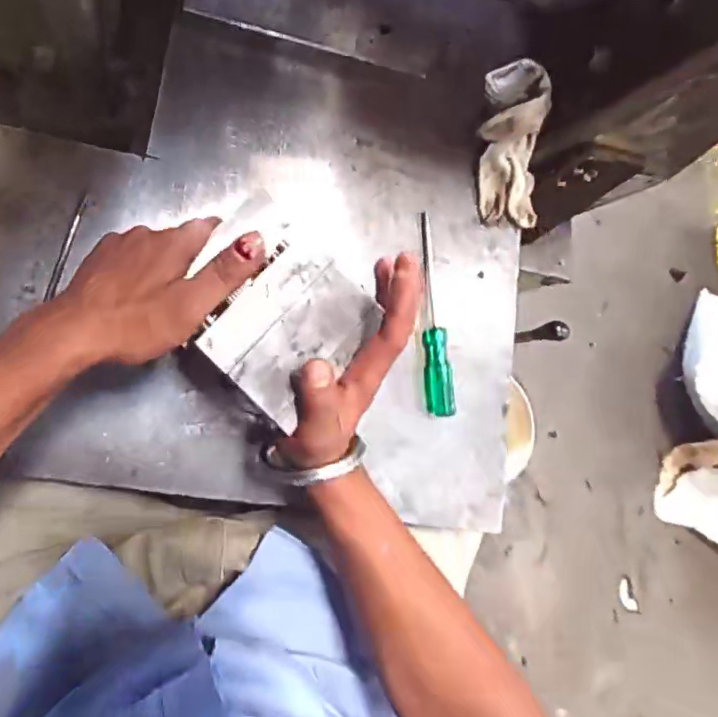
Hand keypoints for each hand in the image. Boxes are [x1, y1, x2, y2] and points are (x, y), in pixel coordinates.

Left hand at [54, 218, 267, 365]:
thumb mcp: (191, 304)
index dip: (225, 245)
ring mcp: (120, 245)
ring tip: (163, 302)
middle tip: (196, 297)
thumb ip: (225, 272)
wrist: (74, 332)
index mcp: (175, 242)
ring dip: (163, 268)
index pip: (211, 228)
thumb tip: (255, 240)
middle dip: (193, 262)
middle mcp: (147, 234)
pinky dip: (137, 274)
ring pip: (154, 250)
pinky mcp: (100, 260)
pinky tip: (134, 299)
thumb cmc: (134, 323)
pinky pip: (129, 260)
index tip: (228, 266)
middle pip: (182, 240)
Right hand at [278, 253, 422, 468]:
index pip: (392, 331)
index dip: (400, 299)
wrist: (314, 460)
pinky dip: (365, 305)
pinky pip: (362, 327)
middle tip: (403, 257)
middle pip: (395, 321)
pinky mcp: (342, 363)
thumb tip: (316, 365)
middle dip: (402, 289)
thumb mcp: (315, 426)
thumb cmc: (317, 443)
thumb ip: (316, 400)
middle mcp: (369, 364)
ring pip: (382, 322)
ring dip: (387, 293)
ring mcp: (358, 362)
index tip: (403, 267)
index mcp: (368, 374)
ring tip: (385, 264)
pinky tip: (355, 293)